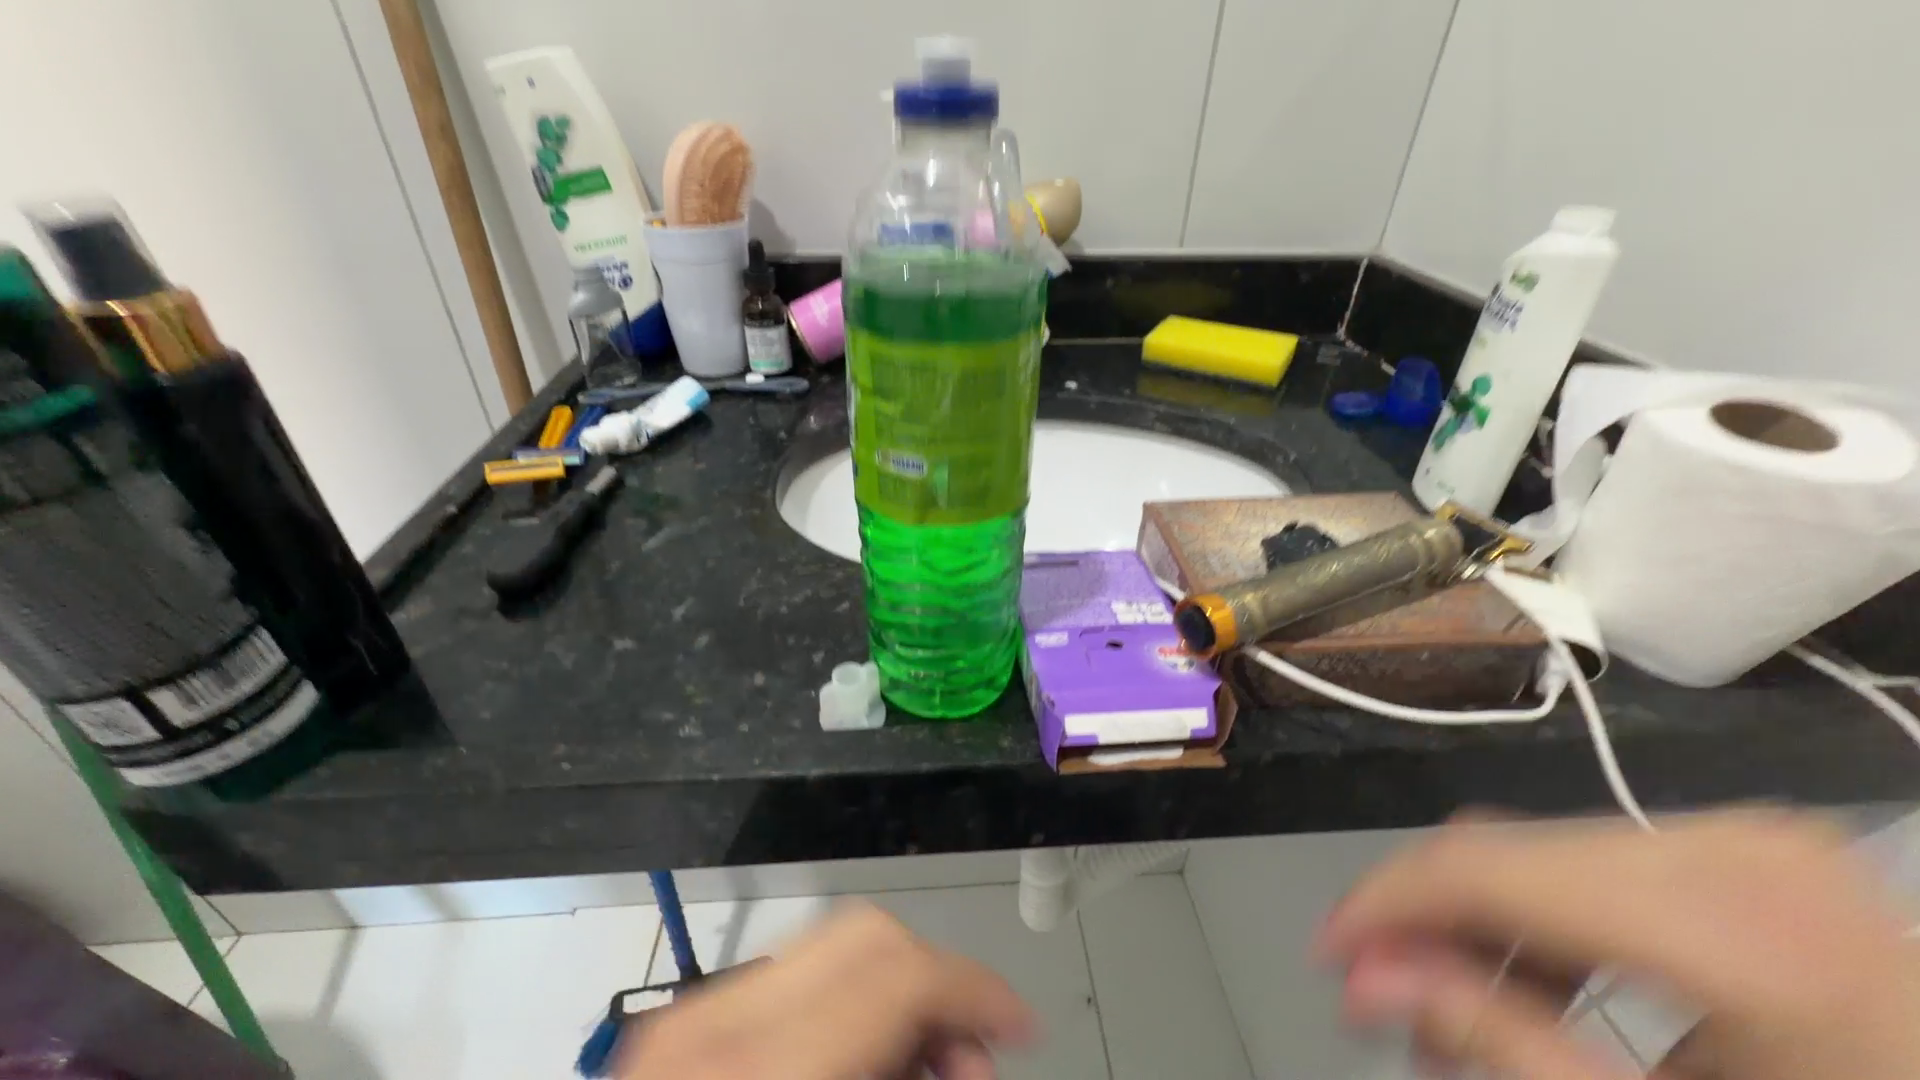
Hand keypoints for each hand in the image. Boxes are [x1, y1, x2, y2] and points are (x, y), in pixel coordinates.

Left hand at [616, 902, 1035, 1079]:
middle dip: (937, 982)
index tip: (1019, 1025)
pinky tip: (861, 1061)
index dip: (977, 988)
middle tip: (969, 1057)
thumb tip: (972, 1057)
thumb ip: (920, 1076)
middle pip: (867, 936)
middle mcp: (717, 1021)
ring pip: (830, 948)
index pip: (899, 971)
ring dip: (894, 990)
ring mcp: (686, 1019)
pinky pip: (787, 984)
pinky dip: (843, 1008)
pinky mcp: (677, 1031)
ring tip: (920, 1064)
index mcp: (762, 1067)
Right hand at [1317, 811, 1919, 1079]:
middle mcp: (1736, 850)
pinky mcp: (1755, 846)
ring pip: (1538, 851)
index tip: (1329, 956)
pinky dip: (1546, 917)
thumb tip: (1367, 981)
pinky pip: (1596, 861)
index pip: (1485, 868)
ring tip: (1461, 1010)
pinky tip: (1536, 984)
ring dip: (1480, 924)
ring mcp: (1753, 839)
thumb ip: (1499, 1044)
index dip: (1384, 905)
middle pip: (1503, 852)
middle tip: (1391, 1004)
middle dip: (1427, 925)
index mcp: (1737, 933)